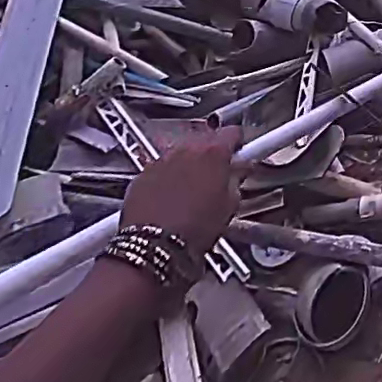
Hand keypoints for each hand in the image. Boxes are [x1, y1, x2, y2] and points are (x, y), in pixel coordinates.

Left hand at [121, 126, 242, 253]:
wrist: (153, 249)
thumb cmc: (193, 230)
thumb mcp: (229, 204)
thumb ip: (236, 179)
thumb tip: (238, 172)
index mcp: (214, 151)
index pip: (233, 132)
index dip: (238, 142)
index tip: (239, 153)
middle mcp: (187, 149)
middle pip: (205, 139)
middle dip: (212, 153)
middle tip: (217, 175)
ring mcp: (162, 160)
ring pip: (181, 152)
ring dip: (189, 164)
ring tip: (192, 189)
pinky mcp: (142, 175)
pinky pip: (160, 168)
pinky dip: (166, 177)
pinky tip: (170, 199)